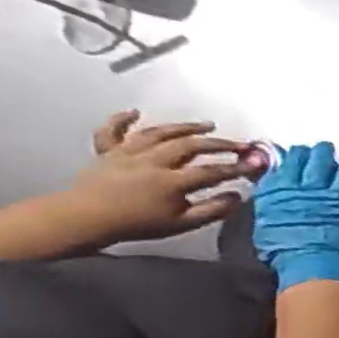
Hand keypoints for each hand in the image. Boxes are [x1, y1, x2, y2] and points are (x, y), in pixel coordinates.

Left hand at [60, 110, 259, 244]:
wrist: (83, 221)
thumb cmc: (136, 225)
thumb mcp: (181, 224)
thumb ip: (213, 210)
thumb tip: (238, 196)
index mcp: (171, 181)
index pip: (212, 171)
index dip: (237, 167)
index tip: (255, 164)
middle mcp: (152, 161)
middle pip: (190, 146)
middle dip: (219, 144)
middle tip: (239, 144)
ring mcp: (128, 153)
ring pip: (160, 133)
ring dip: (186, 127)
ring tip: (207, 125)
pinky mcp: (107, 152)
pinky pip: (113, 131)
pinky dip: (122, 119)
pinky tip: (135, 112)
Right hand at [252, 142, 338, 291]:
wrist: (314, 263)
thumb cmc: (288, 253)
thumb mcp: (266, 226)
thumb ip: (270, 204)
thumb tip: (271, 194)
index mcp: (272, 192)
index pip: (278, 163)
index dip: (287, 156)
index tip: (292, 155)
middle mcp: (294, 186)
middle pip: (301, 157)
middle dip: (307, 152)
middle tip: (314, 151)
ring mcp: (319, 189)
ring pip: (323, 159)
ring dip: (327, 153)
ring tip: (329, 151)